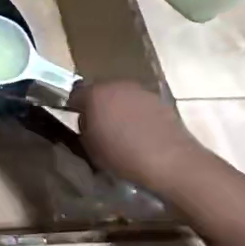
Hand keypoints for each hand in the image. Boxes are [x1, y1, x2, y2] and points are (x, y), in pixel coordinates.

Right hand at [74, 80, 206, 193]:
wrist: (170, 161)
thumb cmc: (122, 156)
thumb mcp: (90, 148)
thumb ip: (83, 128)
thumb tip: (87, 120)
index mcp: (94, 94)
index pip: (76, 94)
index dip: (75, 108)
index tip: (79, 124)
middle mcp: (117, 85)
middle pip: (101, 91)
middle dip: (99, 106)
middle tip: (100, 128)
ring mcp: (140, 90)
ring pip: (122, 96)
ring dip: (120, 109)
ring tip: (124, 132)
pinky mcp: (160, 100)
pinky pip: (140, 105)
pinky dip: (138, 114)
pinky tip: (142, 134)